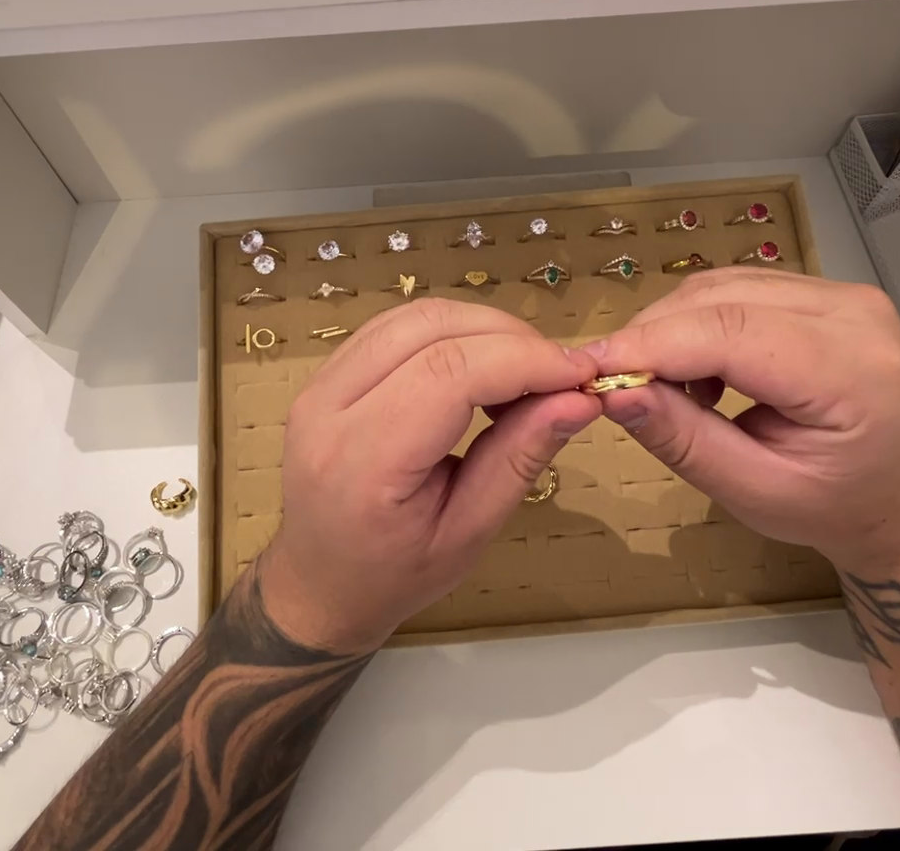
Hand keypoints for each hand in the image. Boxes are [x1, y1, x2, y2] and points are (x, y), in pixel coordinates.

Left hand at [258, 299, 600, 652]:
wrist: (318, 582)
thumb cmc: (393, 576)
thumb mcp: (469, 533)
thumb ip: (519, 458)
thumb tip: (579, 400)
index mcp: (363, 461)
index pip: (450, 373)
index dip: (524, 360)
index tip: (581, 374)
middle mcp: (328, 407)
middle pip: (430, 328)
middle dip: (509, 336)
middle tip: (558, 373)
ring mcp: (319, 383)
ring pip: (413, 316)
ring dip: (481, 328)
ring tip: (523, 371)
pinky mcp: (325, 374)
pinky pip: (395, 327)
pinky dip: (450, 333)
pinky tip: (480, 365)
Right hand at [586, 268, 899, 575]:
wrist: (892, 498)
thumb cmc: (830, 507)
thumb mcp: (753, 492)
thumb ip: (684, 440)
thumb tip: (614, 393)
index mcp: (853, 373)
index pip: (731, 334)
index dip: (652, 345)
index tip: (590, 369)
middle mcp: (853, 315)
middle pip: (721, 300)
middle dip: (652, 336)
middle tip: (612, 382)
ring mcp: (841, 294)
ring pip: (721, 286)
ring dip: (671, 327)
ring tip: (660, 384)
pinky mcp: (822, 291)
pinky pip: (736, 288)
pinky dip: (695, 322)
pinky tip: (696, 367)